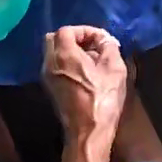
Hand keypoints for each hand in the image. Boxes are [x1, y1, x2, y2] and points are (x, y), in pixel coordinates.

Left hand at [43, 26, 127, 145]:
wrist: (88, 131)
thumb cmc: (102, 99)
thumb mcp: (114, 68)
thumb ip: (109, 46)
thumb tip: (105, 40)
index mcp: (64, 55)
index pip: (67, 30)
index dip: (85, 30)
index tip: (102, 40)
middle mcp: (50, 63)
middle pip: (54, 38)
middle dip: (74, 37)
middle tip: (92, 45)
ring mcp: (47, 77)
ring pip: (53, 53)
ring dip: (70, 50)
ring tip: (92, 60)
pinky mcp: (50, 88)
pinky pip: (54, 66)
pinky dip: (66, 62)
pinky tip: (85, 72)